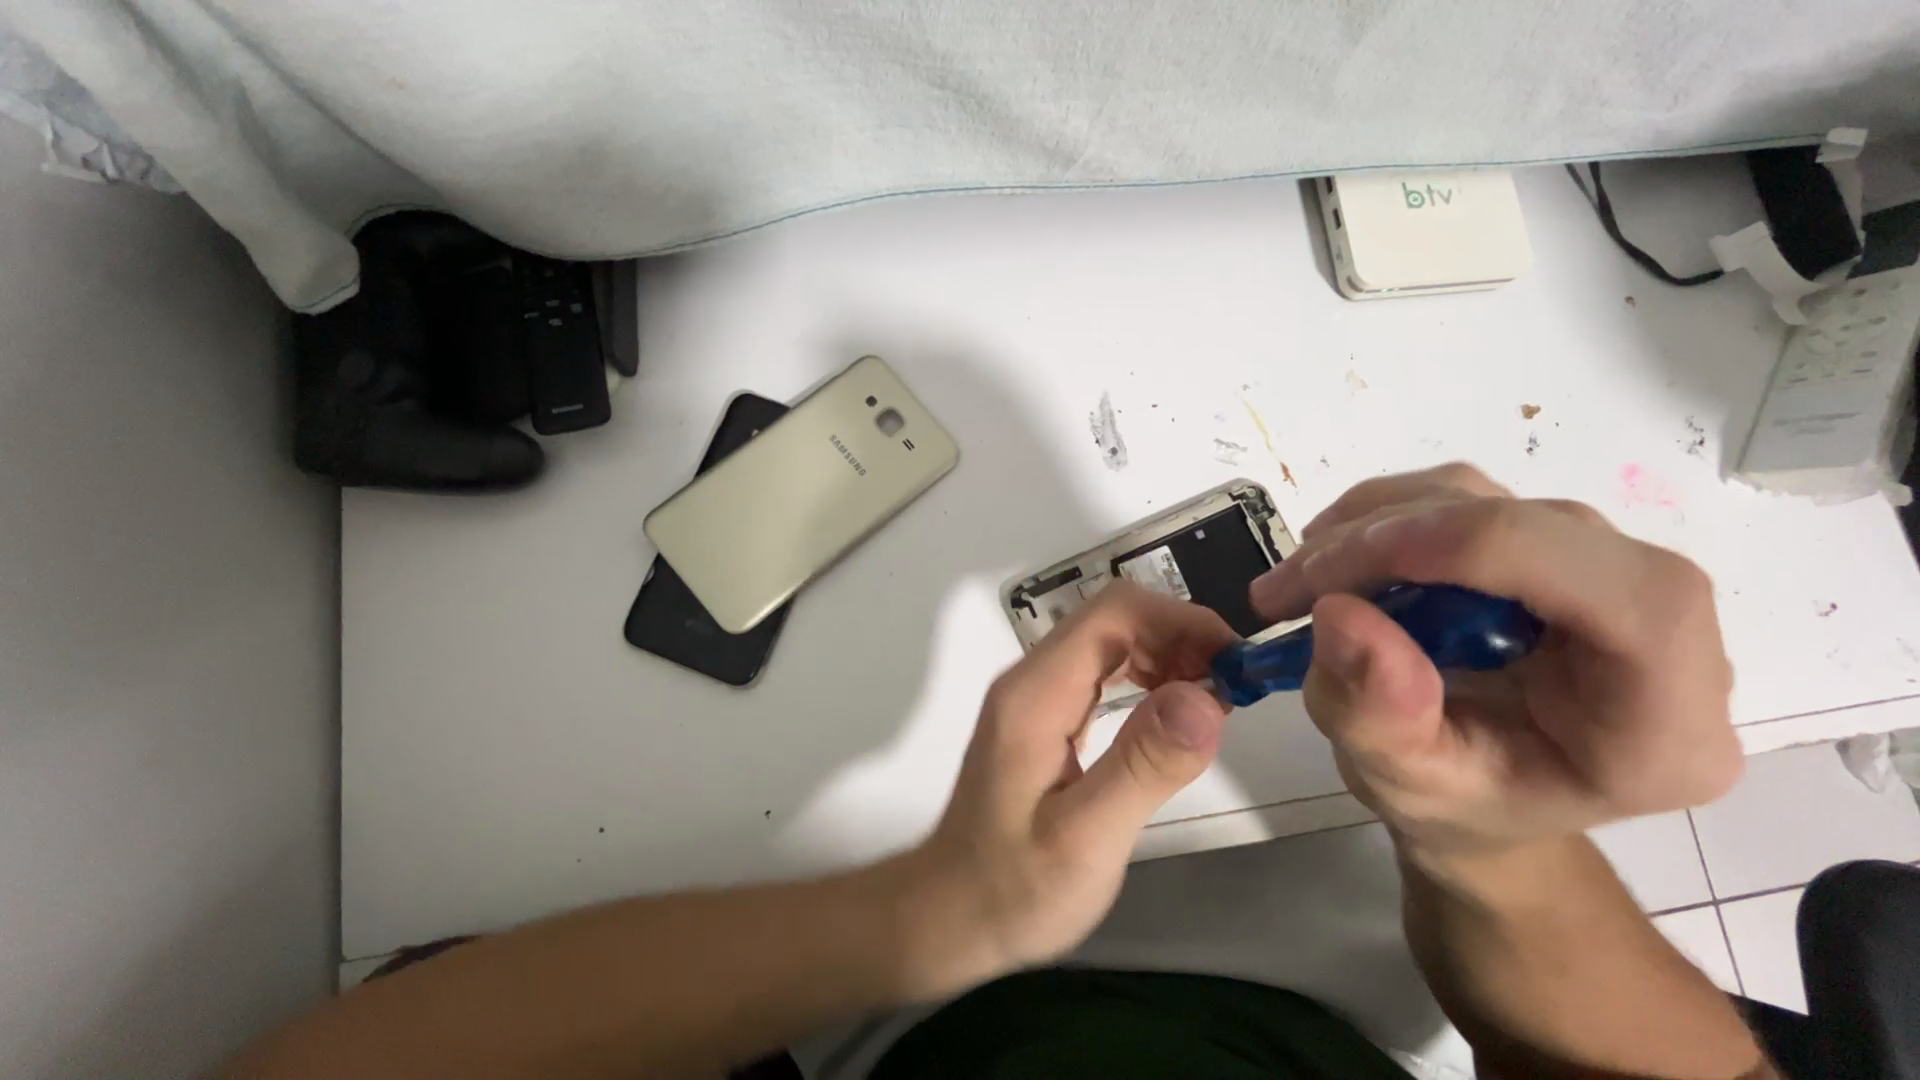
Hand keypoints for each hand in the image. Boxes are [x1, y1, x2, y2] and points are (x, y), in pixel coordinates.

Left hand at [899, 581, 1236, 995]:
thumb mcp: (1086, 838)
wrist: (952, 913)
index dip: (1181, 621)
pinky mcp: (1045, 718)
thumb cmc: (1014, 888)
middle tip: (1234, 689)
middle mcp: (1032, 680)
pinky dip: (1149, 680)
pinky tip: (1176, 717)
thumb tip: (1206, 697)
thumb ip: (1143, 766)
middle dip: (1181, 638)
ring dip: (1169, 656)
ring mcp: (1036, 697)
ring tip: (1215, 703)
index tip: (1234, 663)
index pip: (1114, 613)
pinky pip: (1103, 673)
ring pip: (1111, 642)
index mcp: (1035, 695)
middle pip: (1114, 619)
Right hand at [1247, 464, 1742, 859]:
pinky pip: (1464, 498)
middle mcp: (1665, 626)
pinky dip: (1383, 519)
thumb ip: (1380, 717)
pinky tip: (1335, 563)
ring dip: (1374, 524)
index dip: (1467, 552)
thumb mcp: (1409, 790)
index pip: (1609, 590)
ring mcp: (1606, 572)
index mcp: (1664, 716)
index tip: (1329, 579)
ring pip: (1491, 498)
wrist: (1481, 799)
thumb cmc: (1459, 810)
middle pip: (1538, 529)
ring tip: (1299, 579)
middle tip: (1287, 587)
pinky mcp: (1550, 544)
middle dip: (1392, 539)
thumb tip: (1339, 610)